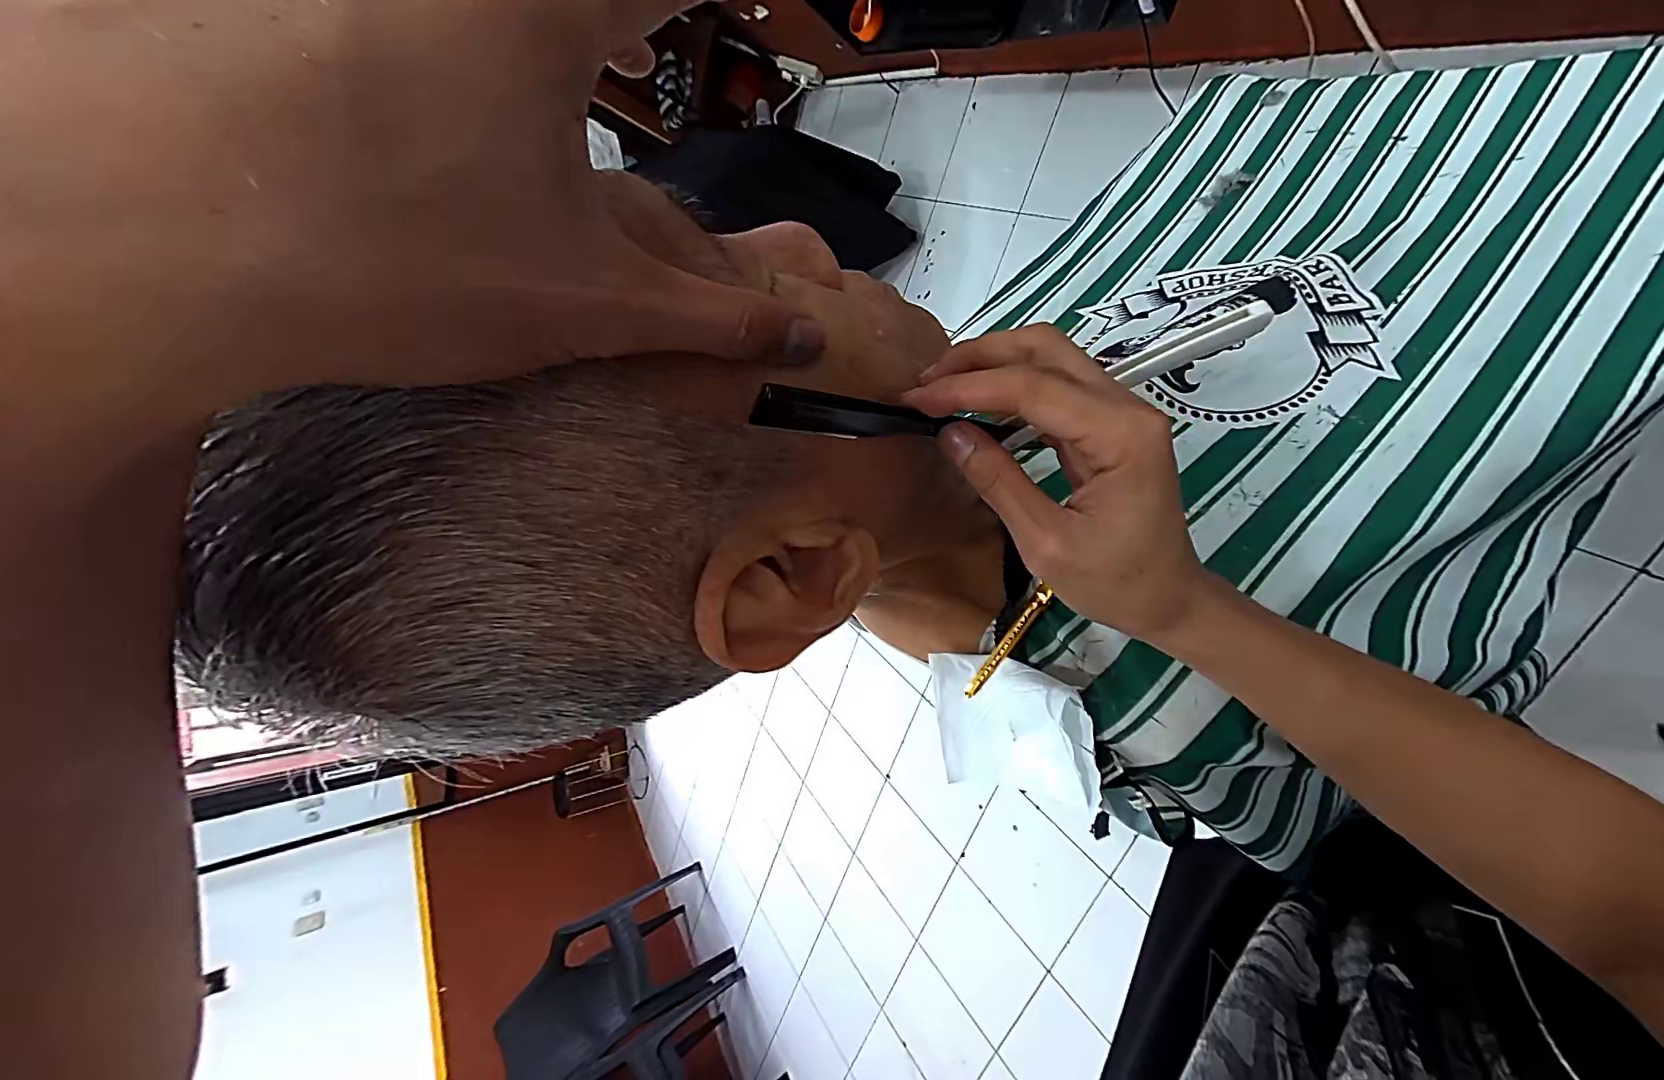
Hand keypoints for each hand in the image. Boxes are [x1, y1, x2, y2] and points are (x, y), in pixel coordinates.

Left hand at [0, 0, 822, 404]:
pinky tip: (476, 72)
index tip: (774, 16)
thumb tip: (800, 339)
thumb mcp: (594, 304)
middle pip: (586, 4)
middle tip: (658, 46)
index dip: (745, 2)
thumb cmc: (393, 265)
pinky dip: (493, 35)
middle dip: (638, 26)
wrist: (127, 246)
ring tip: (594, 58)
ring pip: (513, 12)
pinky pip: (430, 17)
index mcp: (542, 8)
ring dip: (572, 30)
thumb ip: (717, 320)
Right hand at [904, 325, 1224, 642]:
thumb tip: (950, 434)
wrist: (1168, 598)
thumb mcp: (1046, 543)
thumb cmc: (1115, 583)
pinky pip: (1058, 388)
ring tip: (945, 388)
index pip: (1033, 387)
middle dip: (980, 356)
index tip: (917, 399)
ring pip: (1052, 359)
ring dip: (996, 365)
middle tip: (929, 381)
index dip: (968, 387)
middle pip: (1046, 349)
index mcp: (1120, 435)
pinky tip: (982, 406)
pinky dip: (1015, 389)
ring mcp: (1123, 412)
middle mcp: (1128, 408)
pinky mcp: (1113, 424)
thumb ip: (998, 482)